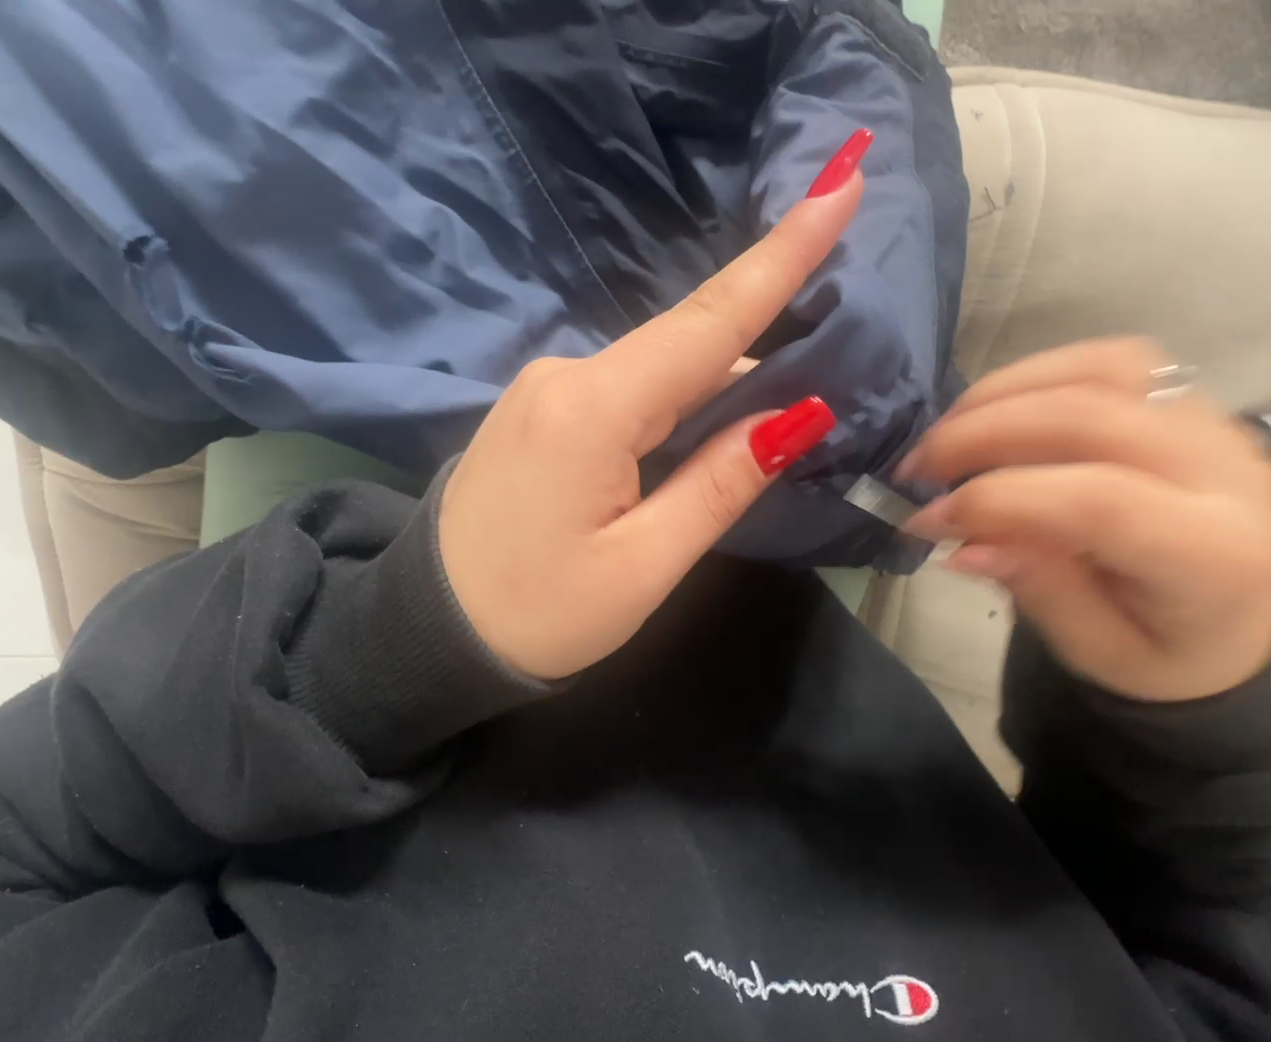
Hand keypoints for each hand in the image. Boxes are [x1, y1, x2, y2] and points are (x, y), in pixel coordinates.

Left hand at [438, 131, 873, 678]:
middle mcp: (565, 376)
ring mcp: (543, 389)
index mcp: (593, 409)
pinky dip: (674, 402)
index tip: (840, 181)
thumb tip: (797, 413)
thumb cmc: (539, 614)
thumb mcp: (643, 565)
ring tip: (771, 416)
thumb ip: (720, 482)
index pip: (707, 323)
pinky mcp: (537, 412)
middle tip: (831, 346)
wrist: (430, 631)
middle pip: (686, 346)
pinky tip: (701, 431)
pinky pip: (625, 390)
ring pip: (657, 371)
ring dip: (717, 383)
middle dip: (761, 340)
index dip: (782, 255)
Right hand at [895, 339, 1270, 702]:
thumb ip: (1038, 589)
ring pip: (1100, 372)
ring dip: (1003, 394)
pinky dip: (1036, 376)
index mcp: (1212, 556)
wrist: (1234, 624)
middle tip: (916, 468)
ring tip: (944, 432)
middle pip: (1093, 416)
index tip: (926, 522)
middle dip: (982, 433)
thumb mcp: (1096, 649)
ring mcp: (1213, 425)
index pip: (1099, 503)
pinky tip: (991, 410)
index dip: (998, 500)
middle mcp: (1225, 472)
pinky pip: (1108, 362)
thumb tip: (960, 543)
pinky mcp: (1189, 403)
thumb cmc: (1162, 650)